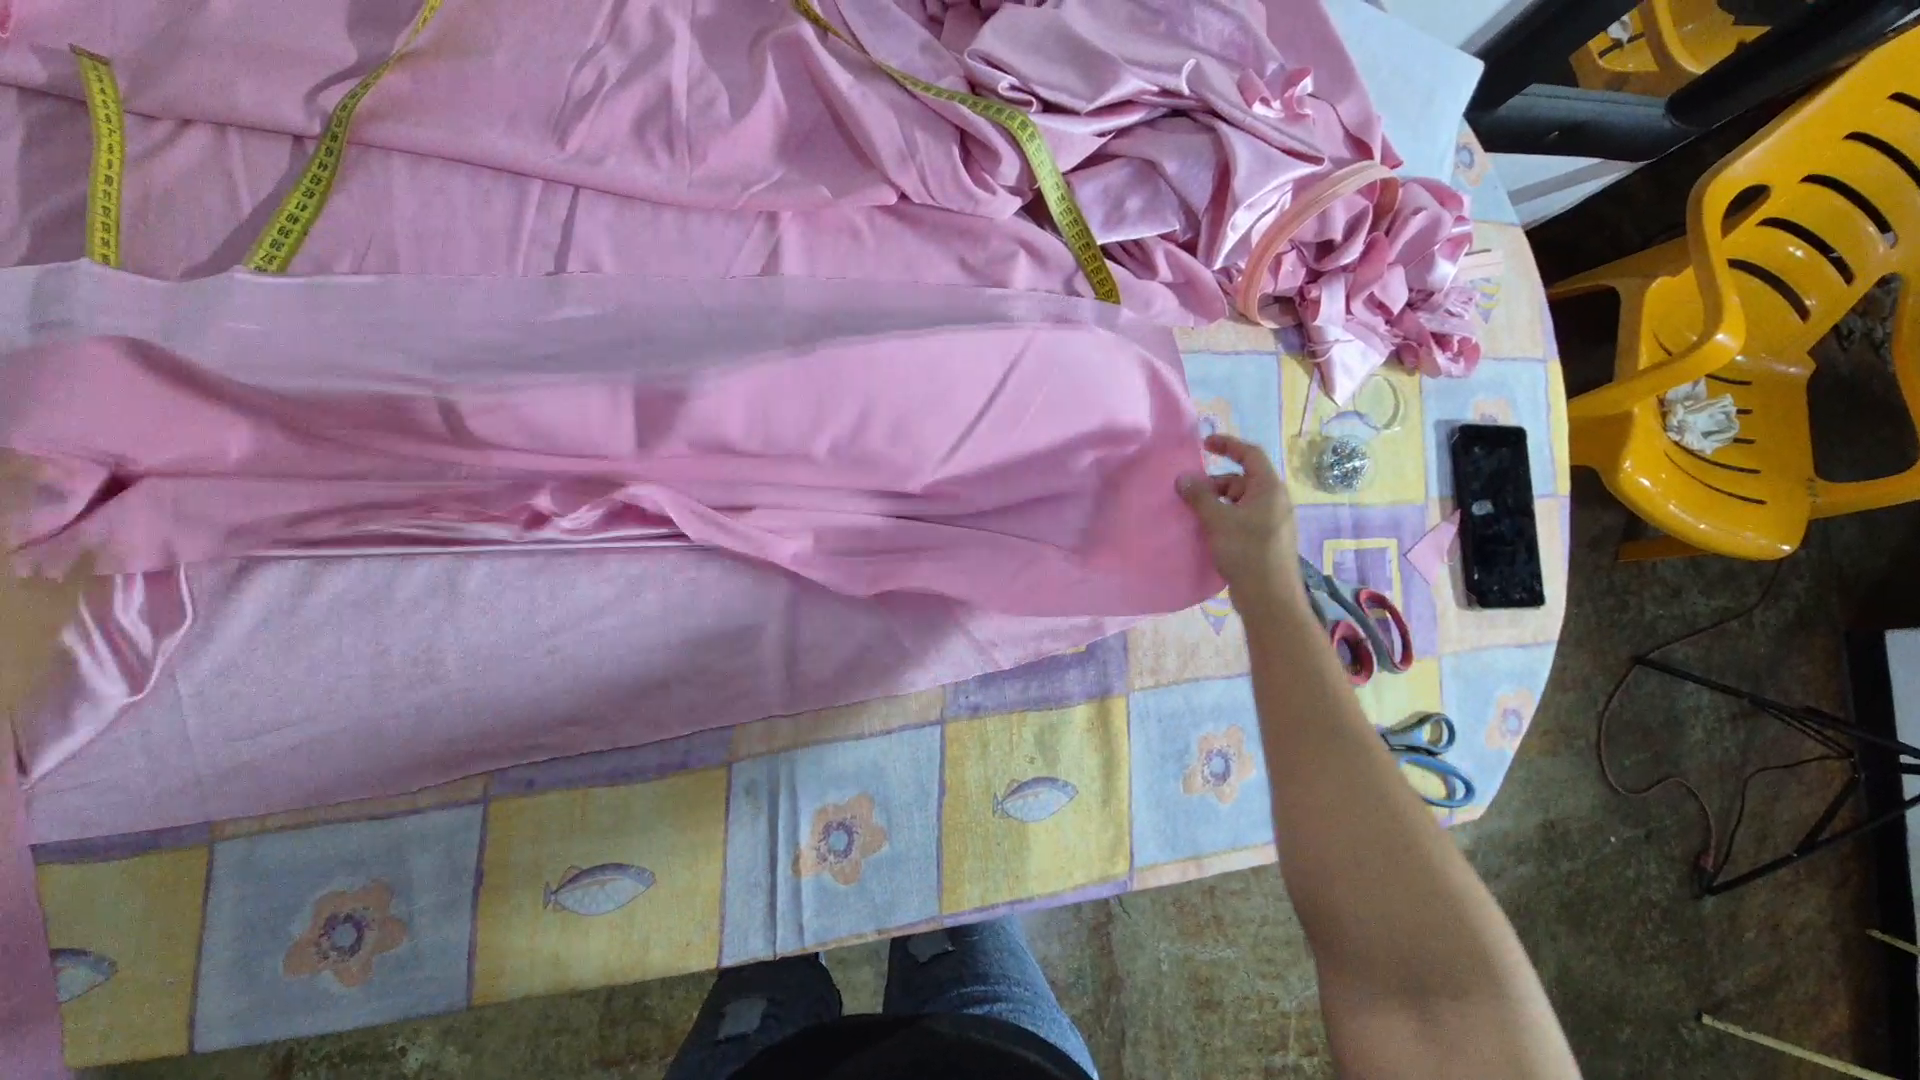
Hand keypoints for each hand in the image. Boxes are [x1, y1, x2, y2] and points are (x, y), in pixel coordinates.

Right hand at [1176, 434, 1303, 617]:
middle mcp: (1273, 501)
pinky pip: (1240, 520)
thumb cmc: (1247, 552)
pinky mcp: (1263, 541)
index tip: (1204, 443)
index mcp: (1269, 489)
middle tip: (1189, 495)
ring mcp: (1270, 522)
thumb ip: (1200, 496)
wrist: (1269, 597)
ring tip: (1194, 517)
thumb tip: (1183, 478)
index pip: (1250, 454)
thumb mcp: (1218, 520)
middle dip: (1214, 484)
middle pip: (1240, 480)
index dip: (1228, 445)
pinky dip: (1223, 520)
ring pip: (1238, 502)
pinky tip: (1206, 533)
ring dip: (1216, 504)